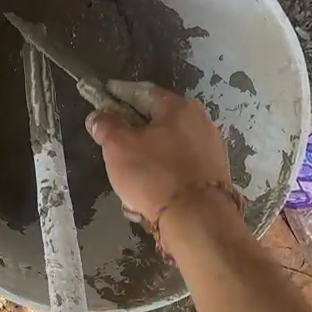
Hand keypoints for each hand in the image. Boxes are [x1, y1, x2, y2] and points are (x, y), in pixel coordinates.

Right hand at [86, 81, 232, 223]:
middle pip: (155, 122)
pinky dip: (161, 181)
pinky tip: (148, 201)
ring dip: (145, 164)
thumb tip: (98, 116)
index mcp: (178, 108)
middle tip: (112, 147)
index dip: (118, 93)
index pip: (141, 91)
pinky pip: (177, 172)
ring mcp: (210, 150)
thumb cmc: (154, 176)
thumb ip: (106, 125)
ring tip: (129, 187)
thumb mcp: (118, 147)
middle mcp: (199, 123)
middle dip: (131, 135)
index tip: (103, 94)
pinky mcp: (213, 177)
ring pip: (164, 151)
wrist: (197, 220)